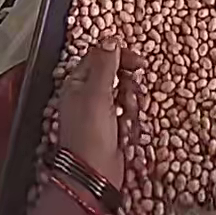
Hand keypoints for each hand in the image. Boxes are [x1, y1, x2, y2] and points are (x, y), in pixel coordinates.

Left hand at [56, 42, 143, 186]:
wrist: (94, 174)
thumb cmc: (90, 134)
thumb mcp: (97, 93)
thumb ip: (105, 65)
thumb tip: (110, 40)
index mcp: (77, 82)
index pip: (100, 57)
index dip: (119, 57)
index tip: (138, 63)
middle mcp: (87, 93)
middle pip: (115, 74)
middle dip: (126, 85)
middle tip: (129, 97)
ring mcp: (100, 111)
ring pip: (124, 93)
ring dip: (130, 103)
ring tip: (125, 117)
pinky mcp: (113, 126)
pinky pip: (128, 112)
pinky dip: (130, 119)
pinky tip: (126, 129)